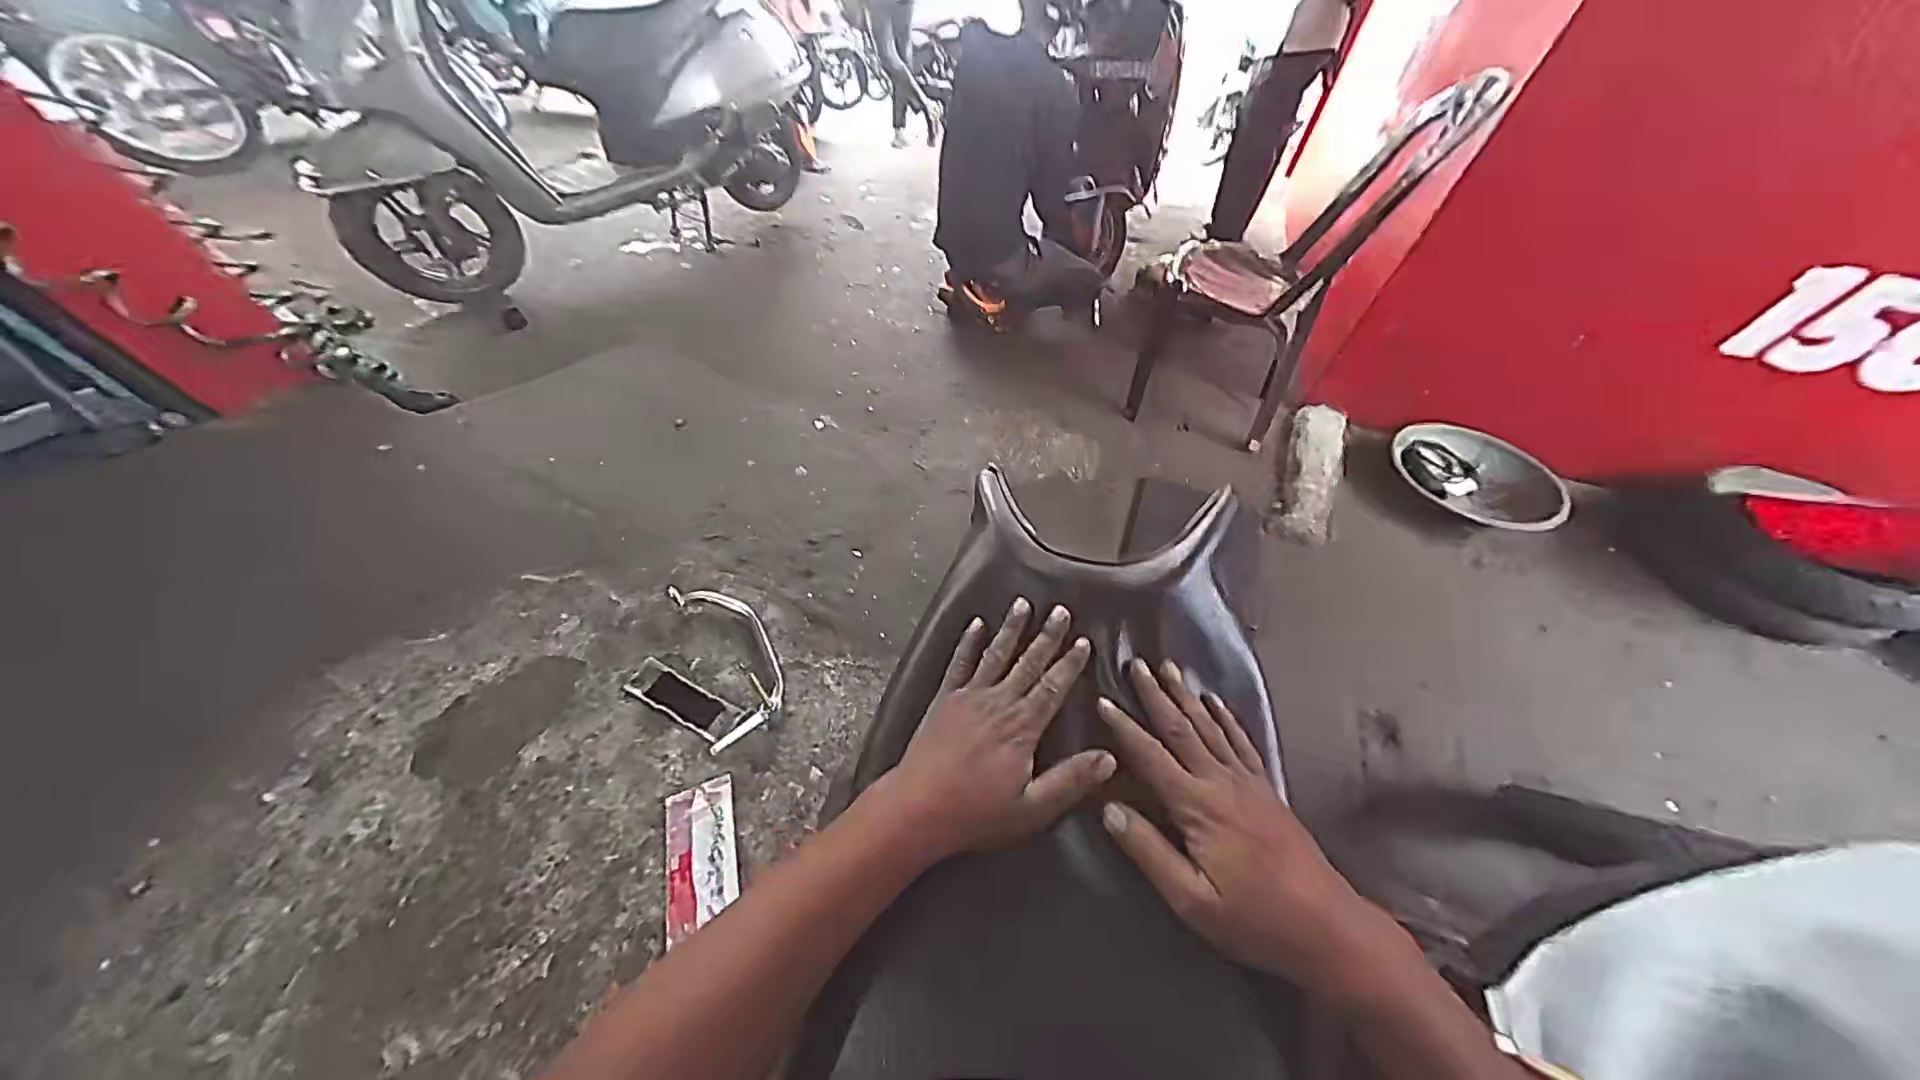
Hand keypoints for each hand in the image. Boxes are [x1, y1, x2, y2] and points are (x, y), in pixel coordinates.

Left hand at [873, 598, 1115, 859]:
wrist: (917, 808)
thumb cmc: (976, 813)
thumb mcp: (1033, 807)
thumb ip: (1071, 780)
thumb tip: (1110, 758)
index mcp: (1022, 726)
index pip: (1053, 687)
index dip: (1070, 663)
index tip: (1083, 641)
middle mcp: (998, 702)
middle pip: (1028, 663)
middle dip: (1047, 636)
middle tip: (1060, 610)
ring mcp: (968, 697)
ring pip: (995, 654)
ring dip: (1011, 629)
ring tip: (1022, 604)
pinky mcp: (944, 699)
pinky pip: (959, 663)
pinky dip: (969, 642)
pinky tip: (976, 624)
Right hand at [1096, 660, 1417, 1002]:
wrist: (1329, 927)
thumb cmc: (1254, 918)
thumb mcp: (1191, 899)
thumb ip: (1148, 851)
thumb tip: (1109, 808)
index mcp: (1198, 806)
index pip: (1150, 756)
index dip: (1124, 727)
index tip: (1103, 700)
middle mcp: (1221, 783)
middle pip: (1181, 728)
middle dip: (1155, 694)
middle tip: (1137, 664)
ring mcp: (1248, 782)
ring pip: (1210, 727)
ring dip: (1186, 696)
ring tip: (1169, 669)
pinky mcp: (1267, 789)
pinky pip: (1242, 742)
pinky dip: (1226, 718)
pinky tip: (1215, 702)